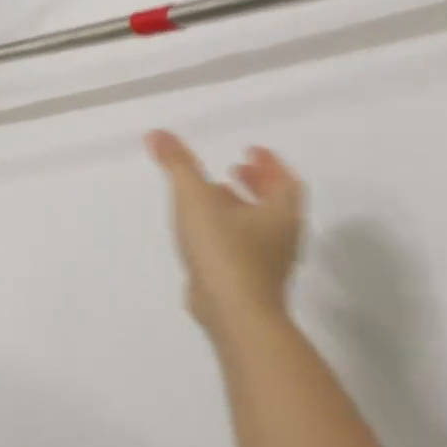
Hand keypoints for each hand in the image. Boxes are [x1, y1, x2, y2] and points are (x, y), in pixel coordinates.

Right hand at [147, 131, 304, 332]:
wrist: (235, 313)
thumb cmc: (224, 250)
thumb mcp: (195, 199)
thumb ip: (178, 165)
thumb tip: (159, 133)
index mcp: (280, 215)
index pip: (286, 184)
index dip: (272, 165)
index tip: (253, 150)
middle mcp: (282, 236)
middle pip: (277, 204)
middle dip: (257, 183)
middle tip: (236, 167)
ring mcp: (268, 260)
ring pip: (261, 224)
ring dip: (243, 204)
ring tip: (214, 192)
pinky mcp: (249, 277)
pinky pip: (246, 242)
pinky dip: (230, 225)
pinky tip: (204, 227)